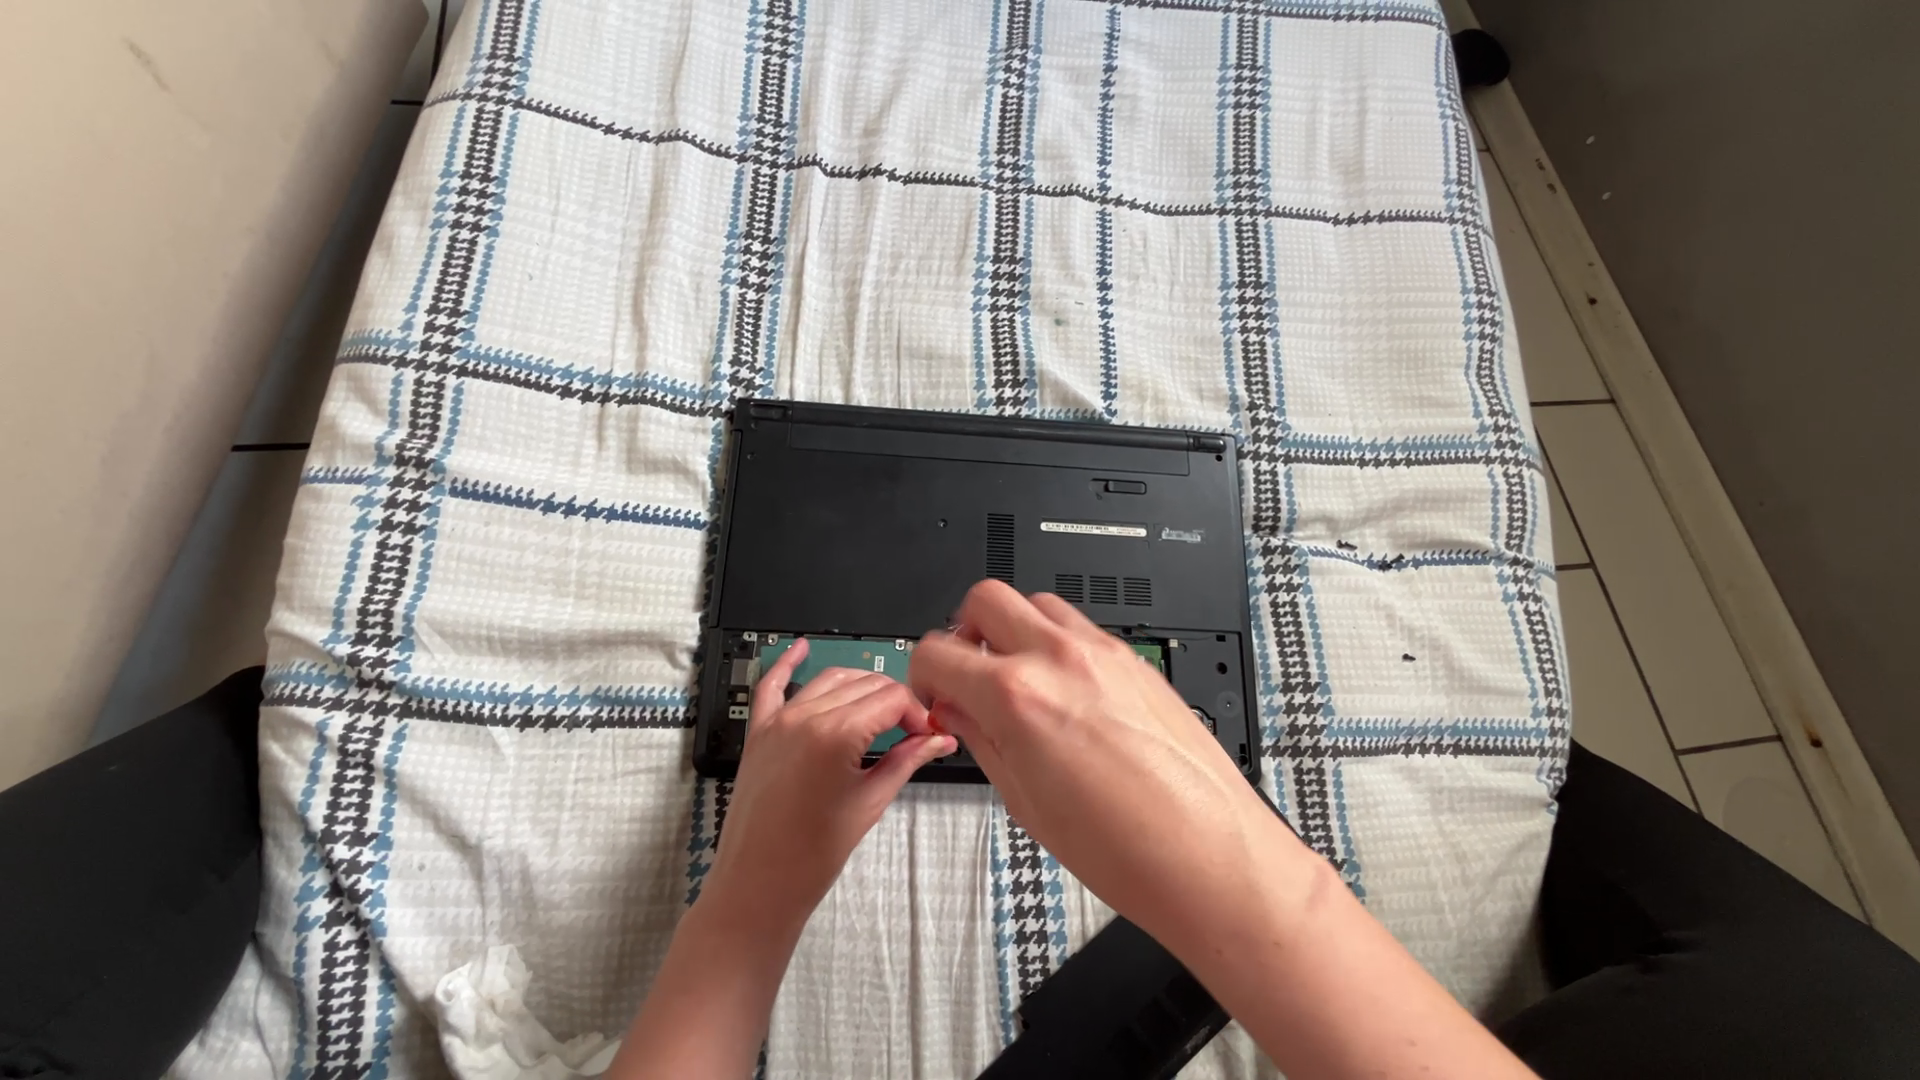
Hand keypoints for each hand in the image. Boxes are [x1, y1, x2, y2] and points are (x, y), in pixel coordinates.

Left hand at [701, 638, 957, 937]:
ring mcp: (778, 721)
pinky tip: (800, 647)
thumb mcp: (870, 803)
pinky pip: (771, 686)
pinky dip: (786, 664)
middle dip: (894, 701)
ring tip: (880, 711)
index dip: (917, 713)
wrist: (757, 886)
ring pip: (830, 679)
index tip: (927, 735)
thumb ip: (906, 761)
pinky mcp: (759, 732)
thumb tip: (940, 740)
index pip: (892, 697)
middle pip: (865, 683)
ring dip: (860, 686)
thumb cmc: (813, 855)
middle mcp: (805, 717)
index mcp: (836, 735)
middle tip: (911, 731)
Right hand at [909, 580, 1294, 947]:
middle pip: (984, 598)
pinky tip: (1061, 690)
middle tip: (967, 672)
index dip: (923, 674)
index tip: (934, 692)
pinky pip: (1078, 625)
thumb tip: (956, 709)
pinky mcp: (1133, 660)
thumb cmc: (1128, 849)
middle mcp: (1060, 659)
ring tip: (1014, 677)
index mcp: (1020, 697)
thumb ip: (980, 738)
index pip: (938, 651)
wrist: (1208, 854)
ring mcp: (1101, 653)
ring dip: (1012, 629)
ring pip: (1034, 601)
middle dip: (962, 631)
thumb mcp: (1024, 801)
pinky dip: (1055, 642)